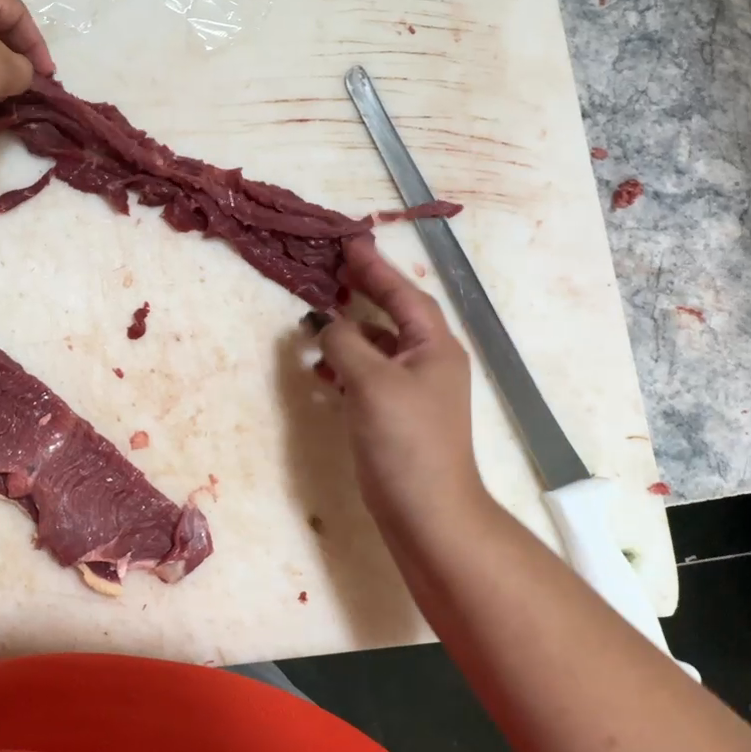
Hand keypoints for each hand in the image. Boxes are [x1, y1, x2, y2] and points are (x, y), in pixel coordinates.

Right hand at [319, 238, 485, 520]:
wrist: (425, 509)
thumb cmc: (405, 439)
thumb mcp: (370, 381)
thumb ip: (344, 342)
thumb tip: (326, 324)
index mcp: (434, 346)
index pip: (403, 294)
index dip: (376, 268)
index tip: (350, 242)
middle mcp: (427, 361)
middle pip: (394, 314)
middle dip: (364, 292)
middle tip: (334, 268)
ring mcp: (412, 390)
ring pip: (377, 345)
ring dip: (348, 329)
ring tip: (316, 317)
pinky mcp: (393, 413)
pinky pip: (366, 373)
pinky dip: (342, 363)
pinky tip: (319, 369)